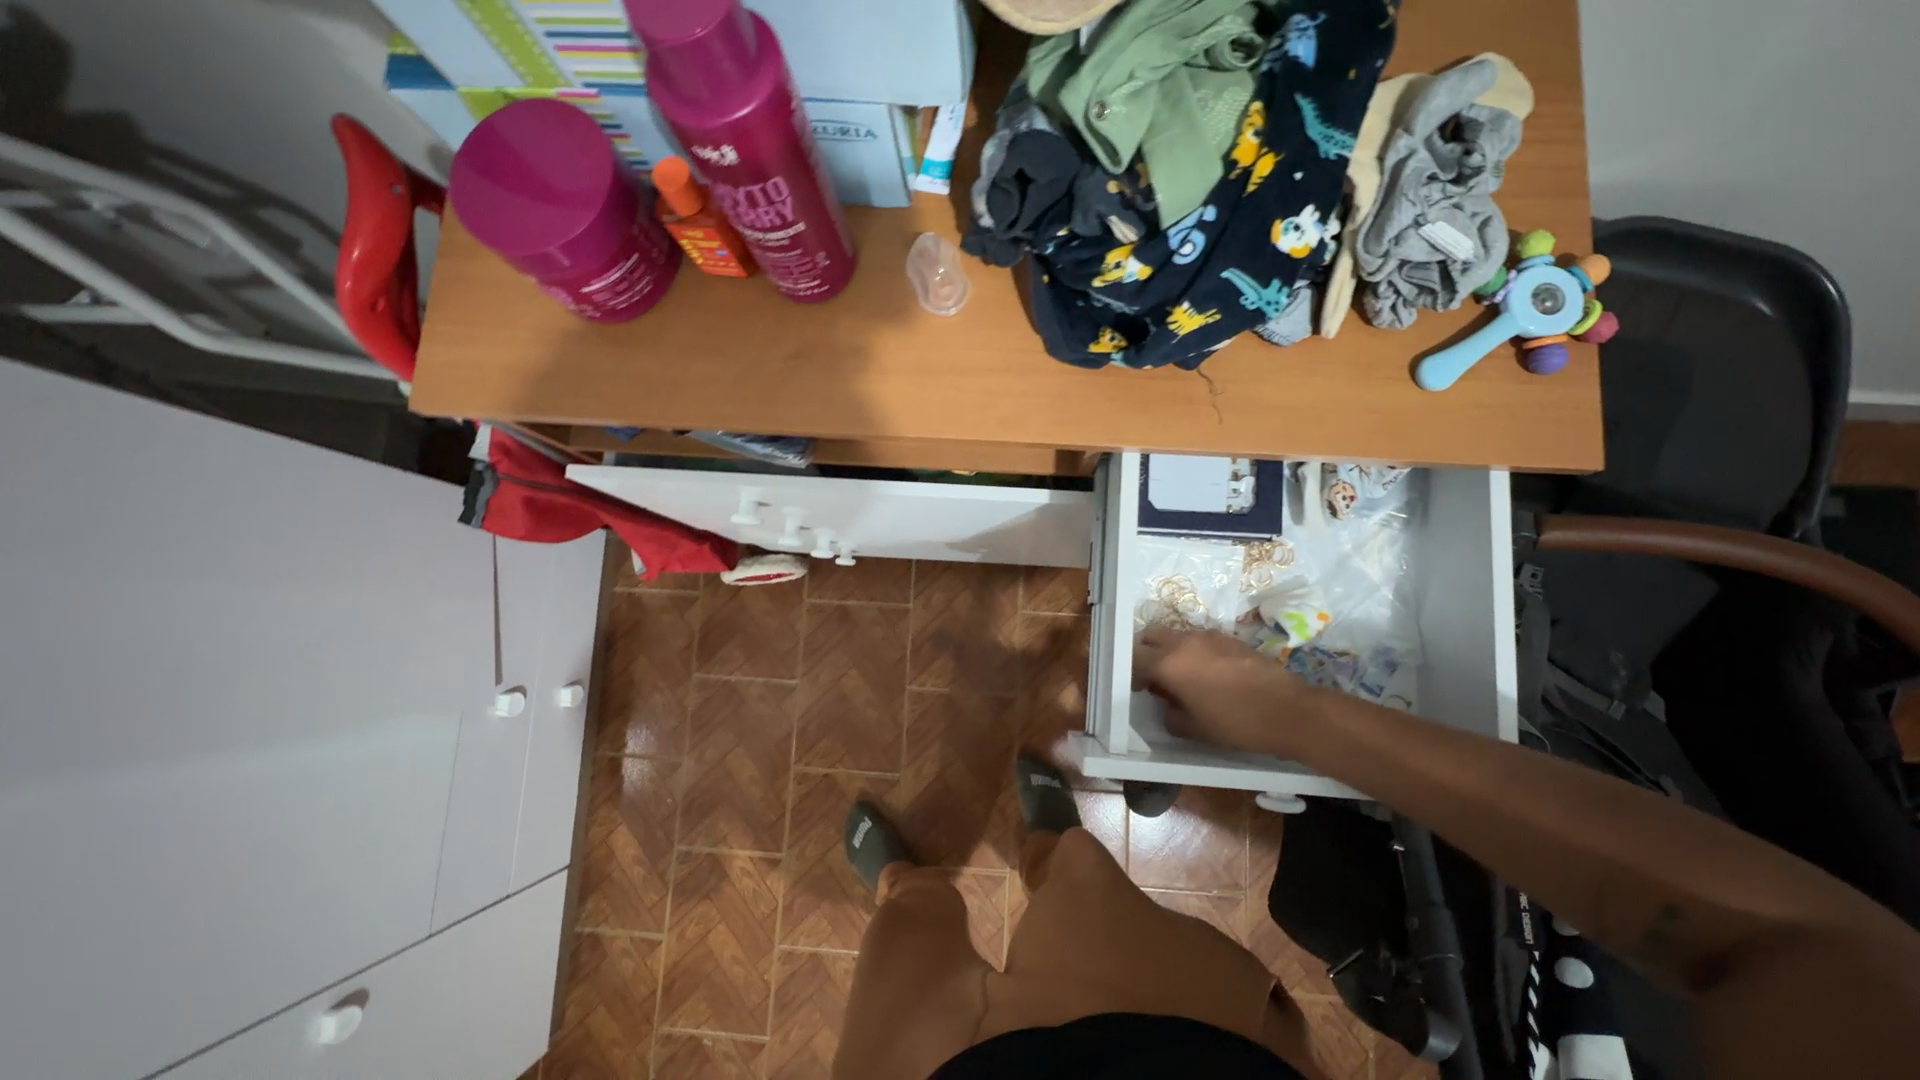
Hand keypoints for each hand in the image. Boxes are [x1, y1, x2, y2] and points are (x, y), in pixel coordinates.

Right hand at [1132, 627, 1324, 756]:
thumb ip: (1171, 716)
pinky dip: (1194, 651)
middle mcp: (1185, 642)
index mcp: (1170, 664)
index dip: (1131, 674)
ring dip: (1171, 651)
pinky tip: (1208, 674)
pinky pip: (1199, 639)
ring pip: (1177, 635)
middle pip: (1151, 636)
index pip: (1135, 659)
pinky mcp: (1229, 638)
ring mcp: (1209, 636)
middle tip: (1155, 678)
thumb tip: (1168, 705)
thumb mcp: (1195, 729)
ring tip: (1183, 678)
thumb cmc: (1236, 723)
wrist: (1288, 710)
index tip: (1139, 690)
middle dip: (1146, 653)